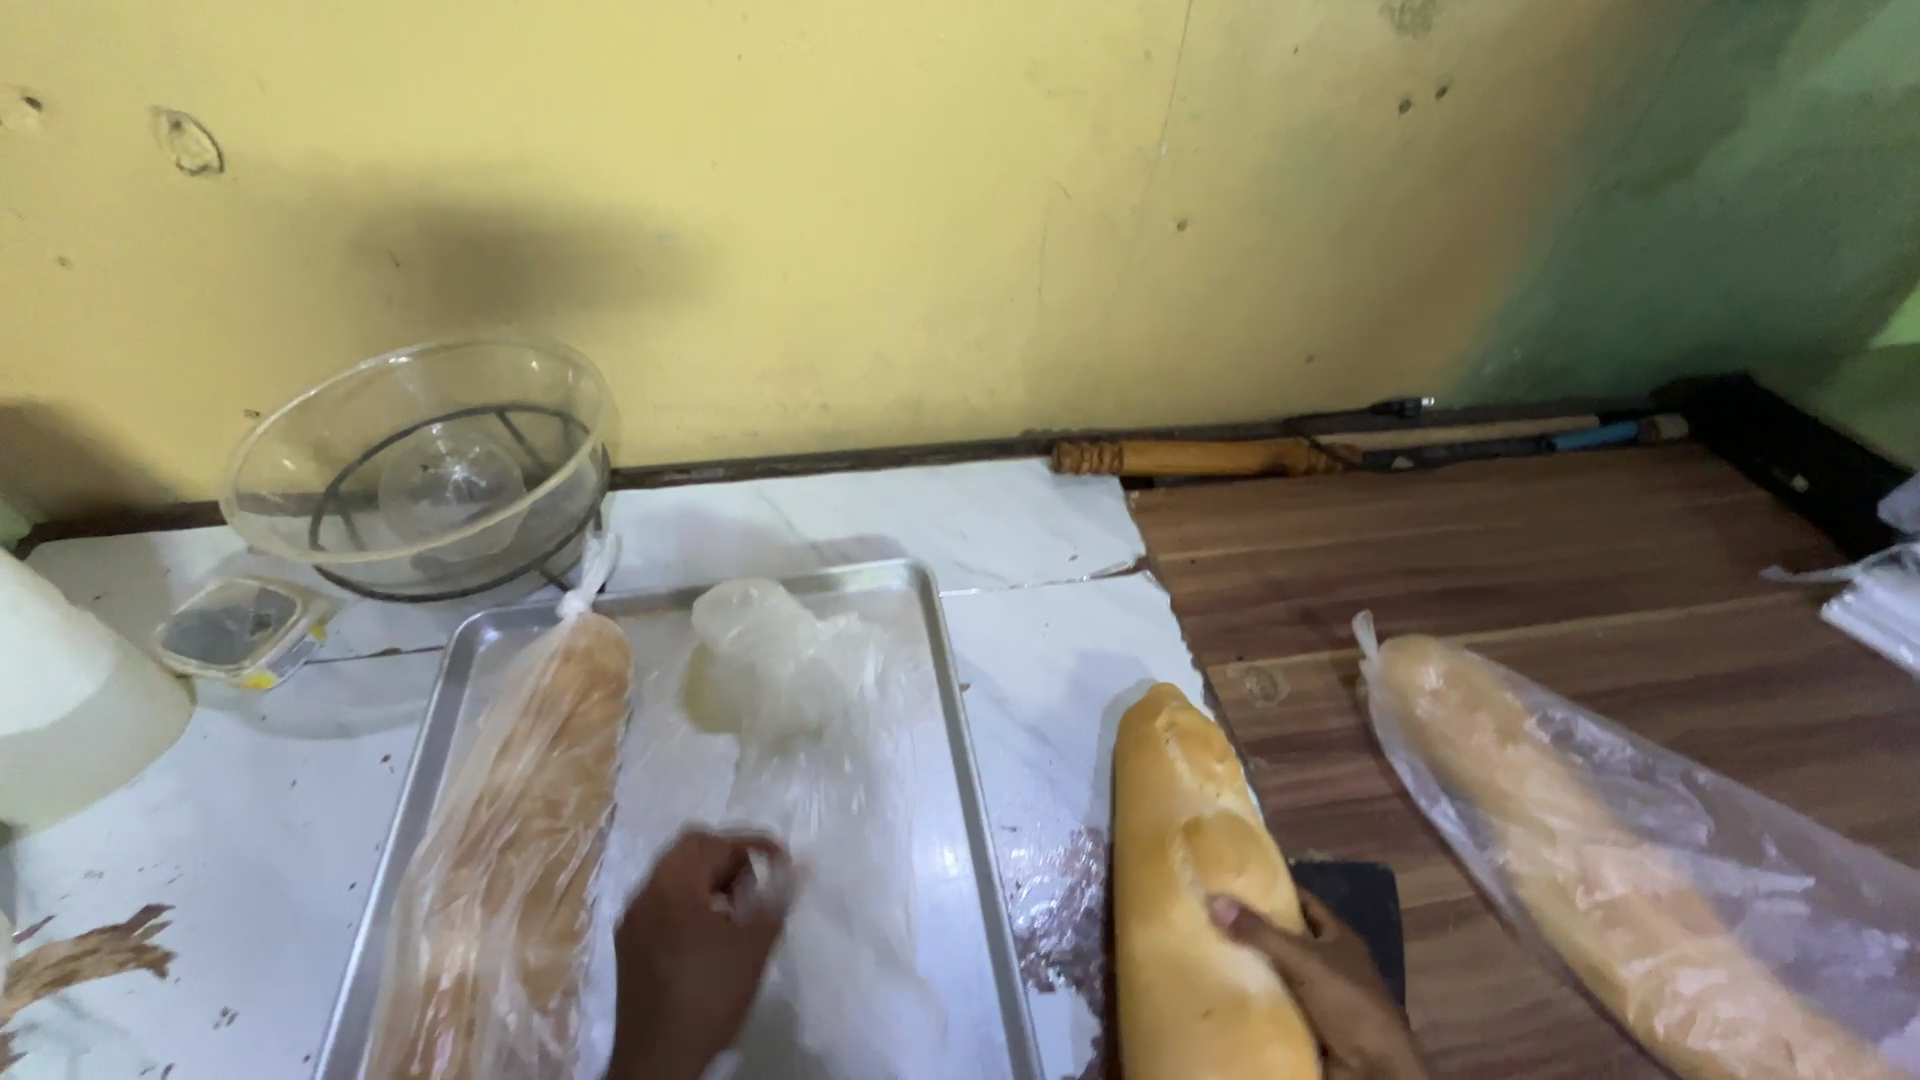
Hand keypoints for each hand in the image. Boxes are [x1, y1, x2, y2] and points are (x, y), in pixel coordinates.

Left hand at [608, 830, 790, 1079]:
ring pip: (674, 874)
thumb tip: (796, 867)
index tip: (782, 862)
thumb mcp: (753, 946)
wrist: (658, 1063)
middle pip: (689, 850)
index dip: (754, 846)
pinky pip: (662, 899)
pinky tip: (712, 929)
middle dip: (728, 856)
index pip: (716, 844)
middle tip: (756, 882)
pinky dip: (690, 898)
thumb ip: (775, 898)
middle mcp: (646, 893)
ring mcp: (633, 919)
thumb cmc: (710, 997)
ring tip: (739, 907)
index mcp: (673, 887)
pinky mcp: (629, 943)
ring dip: (709, 877)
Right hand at [1209, 891, 1427, 1079]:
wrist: (1372, 1074)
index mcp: (1337, 939)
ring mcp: (1315, 996)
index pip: (1302, 901)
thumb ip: (1260, 932)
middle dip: (1251, 928)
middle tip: (1210, 911)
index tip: (1235, 878)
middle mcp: (1327, 963)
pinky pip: (1271, 1003)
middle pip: (1283, 937)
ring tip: (1204, 945)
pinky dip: (1250, 998)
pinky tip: (1218, 986)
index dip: (1273, 888)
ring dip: (1247, 965)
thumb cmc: (1348, 1005)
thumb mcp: (1304, 960)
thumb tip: (1214, 899)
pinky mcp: (1304, 1025)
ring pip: (1274, 971)